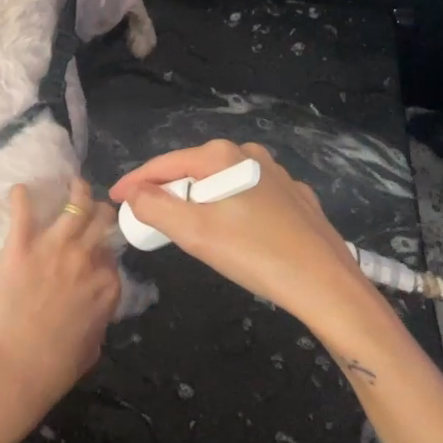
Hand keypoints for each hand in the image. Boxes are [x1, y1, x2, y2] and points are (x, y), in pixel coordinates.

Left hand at [0, 178, 121, 413]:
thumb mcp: (93, 344)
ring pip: (74, 206)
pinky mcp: (22, 243)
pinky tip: (20, 189)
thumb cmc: (57, 365)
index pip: (111, 254)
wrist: (18, 362)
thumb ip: (97, 318)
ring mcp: (54, 247)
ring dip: (77, 192)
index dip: (105, 249)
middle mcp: (86, 259)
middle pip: (100, 222)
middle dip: (100, 212)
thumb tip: (93, 310)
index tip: (98, 247)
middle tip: (92, 208)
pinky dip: (21, 196)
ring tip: (73, 184)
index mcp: (107, 286)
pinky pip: (23, 209)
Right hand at [110, 140, 377, 338]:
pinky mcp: (297, 200)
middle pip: (193, 170)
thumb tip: (134, 193)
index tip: (114, 200)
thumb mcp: (193, 233)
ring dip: (199, 200)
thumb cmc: (255, 254)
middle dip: (168, 190)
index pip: (164, 164)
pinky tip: (233, 232)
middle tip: (148, 218)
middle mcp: (250, 155)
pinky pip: (249, 198)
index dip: (135, 182)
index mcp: (221, 156)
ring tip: (186, 226)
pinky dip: (230, 209)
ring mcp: (277, 176)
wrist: (329, 287)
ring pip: (222, 183)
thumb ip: (154, 207)